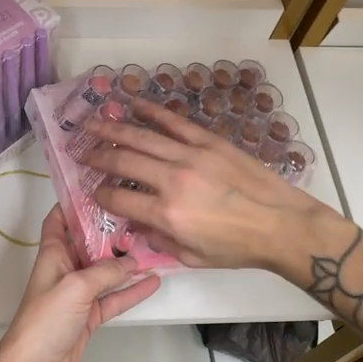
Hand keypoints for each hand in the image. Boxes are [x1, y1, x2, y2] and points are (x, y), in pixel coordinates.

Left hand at [0, 207, 162, 361]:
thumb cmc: (46, 318)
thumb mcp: (76, 287)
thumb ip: (106, 271)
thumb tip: (133, 261)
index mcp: (53, 253)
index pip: (59, 218)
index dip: (74, 202)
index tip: (100, 188)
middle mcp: (66, 268)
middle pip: (90, 242)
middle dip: (111, 230)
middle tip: (140, 214)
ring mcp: (79, 292)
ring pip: (107, 270)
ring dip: (127, 261)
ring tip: (153, 245)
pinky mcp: (90, 314)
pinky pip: (114, 297)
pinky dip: (132, 290)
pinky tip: (154, 281)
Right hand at [83, 98, 338, 273]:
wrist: (282, 224)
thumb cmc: (237, 247)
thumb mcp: (192, 256)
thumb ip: (158, 240)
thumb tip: (136, 225)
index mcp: (167, 214)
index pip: (118, 200)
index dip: (100, 196)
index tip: (94, 192)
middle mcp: (172, 180)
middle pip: (122, 161)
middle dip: (96, 157)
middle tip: (80, 153)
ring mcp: (191, 155)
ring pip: (142, 137)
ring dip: (112, 129)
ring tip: (91, 124)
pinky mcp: (209, 141)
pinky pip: (174, 122)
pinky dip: (151, 112)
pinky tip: (133, 105)